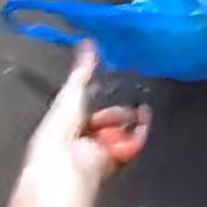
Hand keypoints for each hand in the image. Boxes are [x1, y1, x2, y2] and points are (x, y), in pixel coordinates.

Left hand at [18, 42, 151, 203]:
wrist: (65, 166)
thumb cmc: (61, 129)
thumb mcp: (71, 93)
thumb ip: (82, 70)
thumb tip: (87, 41)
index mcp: (65, 125)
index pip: (86, 111)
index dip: (98, 99)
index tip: (110, 87)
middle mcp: (81, 141)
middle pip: (107, 122)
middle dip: (119, 112)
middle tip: (128, 106)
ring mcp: (97, 153)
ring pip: (121, 133)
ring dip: (133, 121)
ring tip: (142, 111)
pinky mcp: (113, 163)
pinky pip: (131, 145)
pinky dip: (140, 133)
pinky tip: (145, 120)